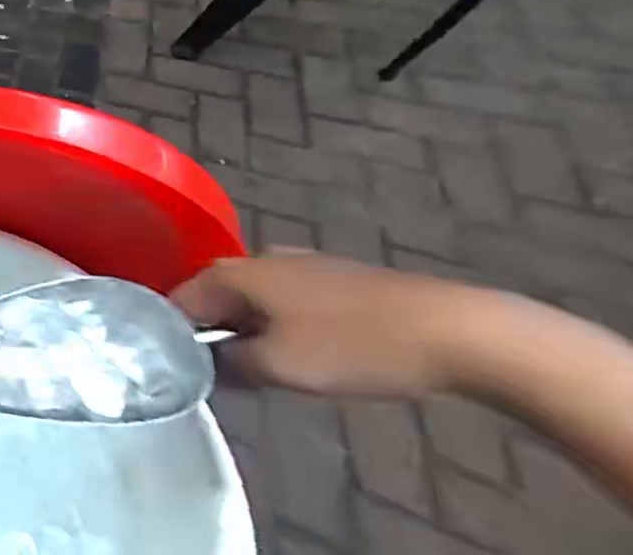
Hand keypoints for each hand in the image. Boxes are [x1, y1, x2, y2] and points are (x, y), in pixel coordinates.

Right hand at [171, 250, 490, 397]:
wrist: (455, 330)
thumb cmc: (354, 345)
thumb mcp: (281, 367)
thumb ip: (232, 364)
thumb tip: (211, 362)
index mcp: (232, 271)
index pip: (179, 300)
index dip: (177, 335)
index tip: (187, 368)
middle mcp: (255, 257)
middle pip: (216, 296)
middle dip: (217, 332)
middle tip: (232, 375)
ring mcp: (297, 262)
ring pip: (254, 297)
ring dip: (253, 329)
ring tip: (274, 367)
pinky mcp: (334, 274)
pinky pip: (287, 298)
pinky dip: (285, 322)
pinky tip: (312, 350)